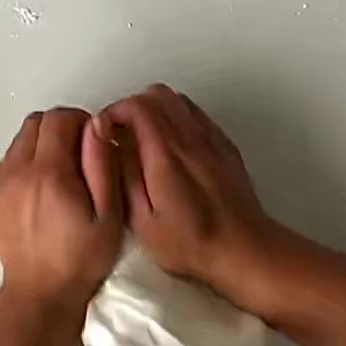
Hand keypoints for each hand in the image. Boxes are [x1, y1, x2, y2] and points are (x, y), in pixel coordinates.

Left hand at [0, 108, 124, 310]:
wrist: (41, 291)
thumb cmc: (81, 257)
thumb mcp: (108, 213)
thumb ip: (102, 163)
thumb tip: (96, 124)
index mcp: (48, 173)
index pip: (58, 118)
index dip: (80, 121)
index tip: (94, 142)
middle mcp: (17, 172)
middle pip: (35, 123)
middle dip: (60, 128)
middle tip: (80, 155)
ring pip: (19, 141)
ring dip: (41, 145)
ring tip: (62, 174)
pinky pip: (8, 162)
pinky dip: (26, 163)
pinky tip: (42, 189)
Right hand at [101, 85, 304, 316]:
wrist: (242, 251)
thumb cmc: (190, 243)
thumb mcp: (140, 220)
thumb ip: (123, 176)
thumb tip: (110, 145)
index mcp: (166, 156)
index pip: (136, 106)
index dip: (113, 112)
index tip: (104, 133)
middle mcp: (191, 141)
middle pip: (157, 94)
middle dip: (131, 107)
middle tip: (119, 133)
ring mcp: (211, 141)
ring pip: (178, 100)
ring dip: (154, 110)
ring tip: (140, 138)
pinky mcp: (224, 148)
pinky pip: (196, 115)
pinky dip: (175, 118)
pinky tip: (167, 146)